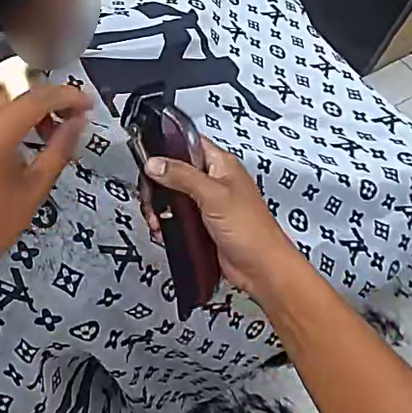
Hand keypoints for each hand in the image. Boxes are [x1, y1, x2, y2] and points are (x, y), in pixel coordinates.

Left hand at [0, 83, 91, 297]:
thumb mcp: (35, 188)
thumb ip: (60, 148)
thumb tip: (77, 122)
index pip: (37, 97)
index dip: (68, 96)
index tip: (87, 104)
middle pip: (20, 91)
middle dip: (50, 99)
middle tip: (73, 117)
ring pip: (5, 98)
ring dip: (31, 106)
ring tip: (52, 130)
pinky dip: (12, 115)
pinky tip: (28, 136)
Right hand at [141, 138, 306, 300]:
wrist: (261, 270)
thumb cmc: (253, 231)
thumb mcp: (213, 196)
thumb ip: (183, 176)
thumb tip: (156, 163)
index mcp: (222, 164)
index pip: (189, 142)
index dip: (168, 145)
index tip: (150, 158)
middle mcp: (215, 180)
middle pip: (176, 169)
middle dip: (159, 182)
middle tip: (150, 194)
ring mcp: (208, 202)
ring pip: (174, 194)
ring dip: (160, 204)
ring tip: (156, 215)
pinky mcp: (203, 223)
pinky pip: (178, 215)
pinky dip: (167, 220)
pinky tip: (163, 227)